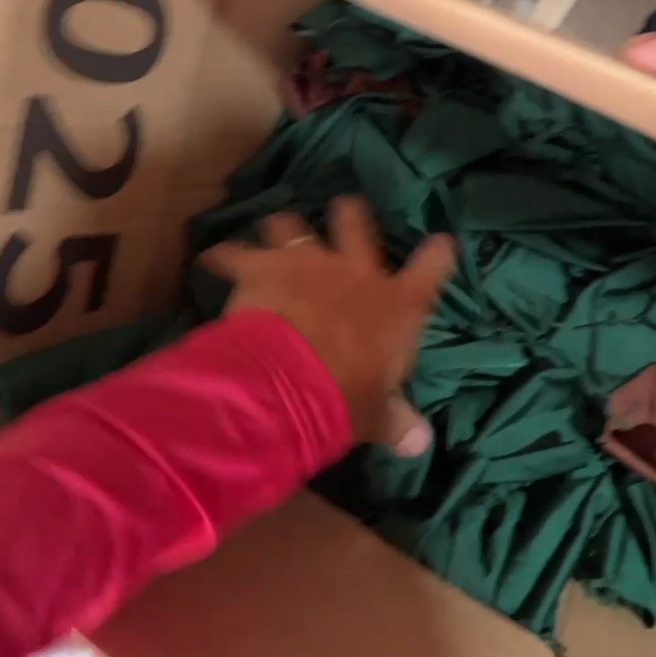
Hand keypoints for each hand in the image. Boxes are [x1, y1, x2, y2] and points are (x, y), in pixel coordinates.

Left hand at [202, 197, 454, 453]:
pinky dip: (226, 256)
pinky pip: (238, 253)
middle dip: (349, 215)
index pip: (431, 268)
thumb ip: (397, 421)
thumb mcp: (376, 415)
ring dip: (283, 229)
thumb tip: (421, 443)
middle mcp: (357, 271)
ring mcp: (310, 262)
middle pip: (355, 223)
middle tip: (342, 212)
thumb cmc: (347, 396)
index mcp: (398, 303)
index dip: (438, 254)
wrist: (292, 381)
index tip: (440, 243)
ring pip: (294, 226)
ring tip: (274, 233)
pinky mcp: (266, 267)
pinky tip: (215, 259)